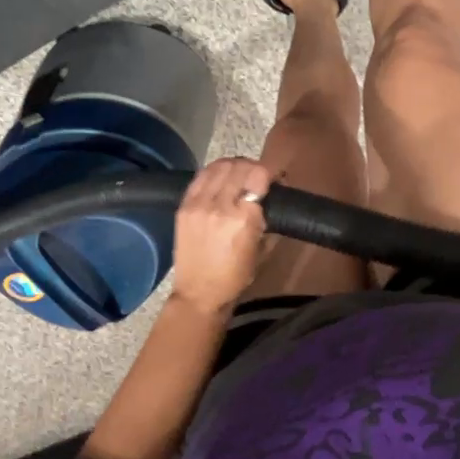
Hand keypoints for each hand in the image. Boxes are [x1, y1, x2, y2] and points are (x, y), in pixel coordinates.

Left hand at [170, 157, 272, 315]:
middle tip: (258, 176)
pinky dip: (214, 172)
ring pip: (219, 166)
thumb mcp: (261, 247)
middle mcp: (221, 205)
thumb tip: (267, 195)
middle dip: (253, 166)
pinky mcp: (183, 206)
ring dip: (234, 165)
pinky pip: (200, 177)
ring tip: (239, 173)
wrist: (199, 293)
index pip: (259, 176)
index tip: (275, 179)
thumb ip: (264, 217)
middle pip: (240, 166)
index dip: (271, 173)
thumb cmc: (236, 276)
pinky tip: (220, 177)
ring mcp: (199, 204)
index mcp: (244, 218)